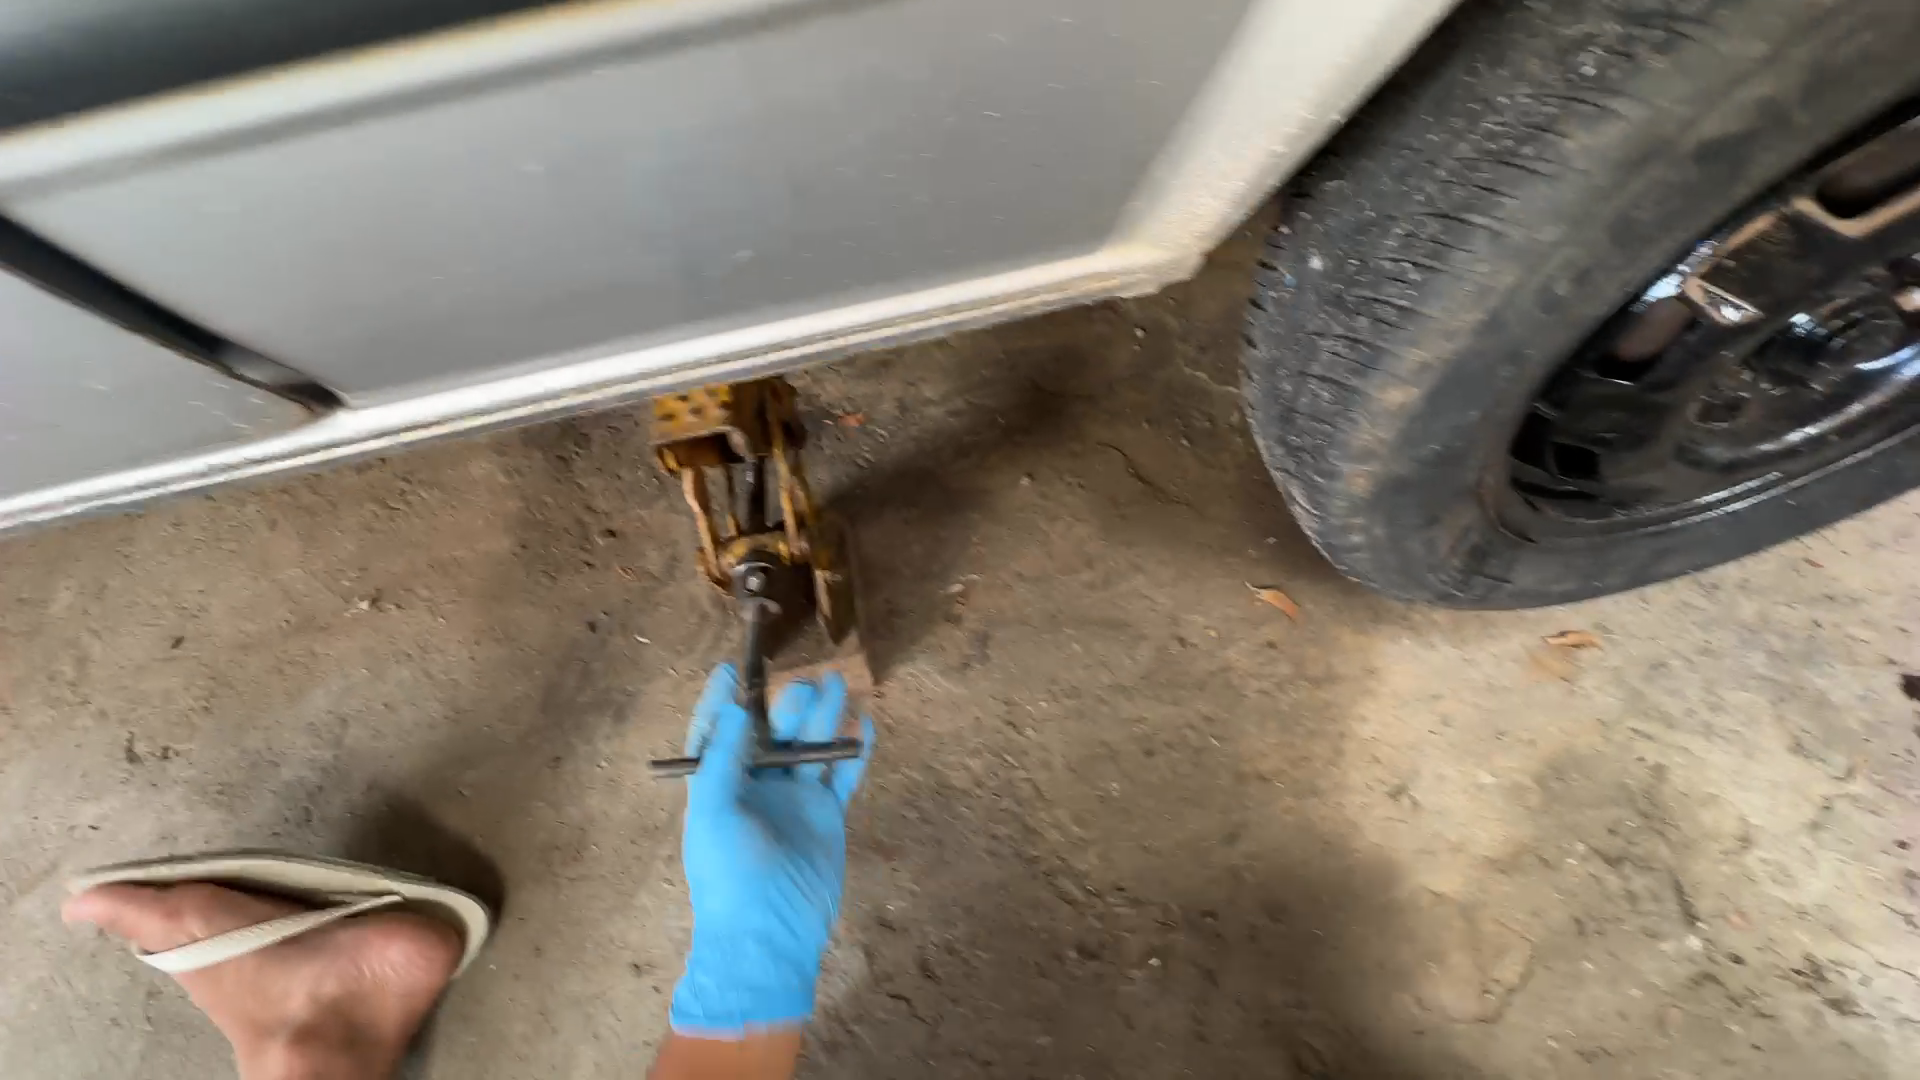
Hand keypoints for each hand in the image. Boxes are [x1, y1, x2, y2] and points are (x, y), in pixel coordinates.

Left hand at [670, 664, 874, 1036]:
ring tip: (837, 684)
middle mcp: (758, 788)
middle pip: (773, 735)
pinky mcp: (827, 815)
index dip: (721, 703)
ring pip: (811, 748)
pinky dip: (855, 752)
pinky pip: (843, 776)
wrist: (769, 936)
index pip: (717, 736)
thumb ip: (720, 760)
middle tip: (807, 685)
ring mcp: (796, 801)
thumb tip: (732, 709)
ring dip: (824, 717)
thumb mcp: (712, 815)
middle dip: (787, 707)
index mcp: (720, 788)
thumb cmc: (729, 875)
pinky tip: (865, 725)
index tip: (731, 668)